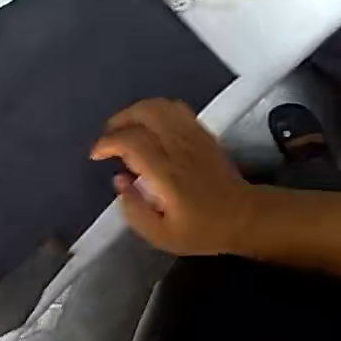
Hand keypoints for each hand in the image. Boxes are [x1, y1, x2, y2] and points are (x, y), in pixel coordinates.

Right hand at [91, 98, 259, 255]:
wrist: (244, 216)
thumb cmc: (202, 229)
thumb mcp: (161, 235)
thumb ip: (134, 209)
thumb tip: (119, 180)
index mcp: (167, 173)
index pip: (132, 142)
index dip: (108, 142)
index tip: (97, 154)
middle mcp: (179, 147)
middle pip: (145, 112)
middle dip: (120, 119)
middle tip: (108, 137)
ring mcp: (194, 135)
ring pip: (161, 105)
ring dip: (137, 111)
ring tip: (126, 128)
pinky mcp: (203, 132)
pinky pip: (177, 108)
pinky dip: (157, 110)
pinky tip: (151, 125)